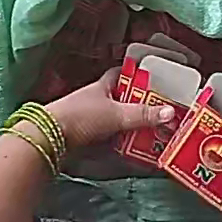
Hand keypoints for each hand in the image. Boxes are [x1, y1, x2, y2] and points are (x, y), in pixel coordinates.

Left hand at [44, 68, 175, 149]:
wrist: (51, 139)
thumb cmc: (82, 117)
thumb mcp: (116, 114)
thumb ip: (143, 114)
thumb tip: (171, 112)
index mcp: (102, 86)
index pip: (121, 73)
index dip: (136, 74)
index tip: (154, 78)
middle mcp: (97, 100)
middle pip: (122, 98)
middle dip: (139, 104)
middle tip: (161, 110)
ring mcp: (91, 119)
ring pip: (117, 119)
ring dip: (132, 125)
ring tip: (155, 130)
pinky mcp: (87, 137)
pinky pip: (111, 137)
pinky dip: (122, 141)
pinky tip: (136, 147)